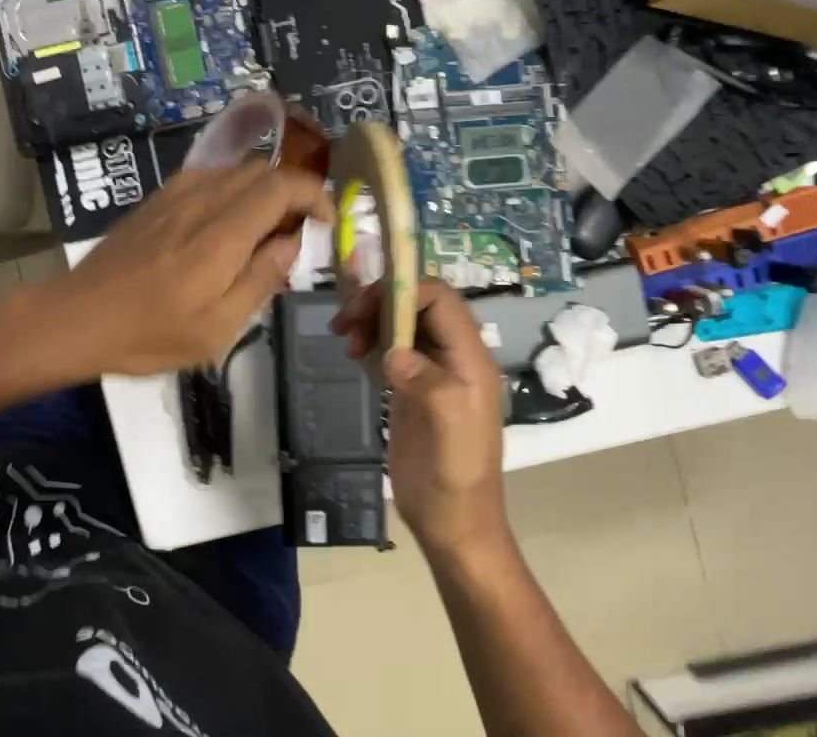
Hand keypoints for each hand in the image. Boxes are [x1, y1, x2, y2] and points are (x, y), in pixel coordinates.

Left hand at [40, 163, 331, 378]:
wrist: (75, 317)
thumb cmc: (148, 334)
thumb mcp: (215, 329)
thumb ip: (260, 280)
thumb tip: (292, 243)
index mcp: (221, 234)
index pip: (282, 185)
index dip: (314, 195)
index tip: (326, 222)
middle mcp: (200, 201)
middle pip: (261, 170)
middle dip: (291, 193)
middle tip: (296, 235)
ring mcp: (174, 195)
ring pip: (234, 171)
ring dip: (260, 192)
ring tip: (262, 235)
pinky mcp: (155, 200)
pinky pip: (207, 179)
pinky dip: (231, 193)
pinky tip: (223, 230)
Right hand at [334, 280, 510, 554]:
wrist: (453, 525)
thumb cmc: (455, 482)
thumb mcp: (451, 435)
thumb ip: (431, 386)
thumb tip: (394, 352)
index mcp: (471, 362)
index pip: (441, 300)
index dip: (403, 291)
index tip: (363, 306)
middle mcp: (454, 359)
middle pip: (419, 305)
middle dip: (380, 302)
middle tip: (345, 323)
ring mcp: (433, 373)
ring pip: (403, 323)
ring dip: (372, 320)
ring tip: (346, 340)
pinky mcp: (413, 388)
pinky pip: (393, 346)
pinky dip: (371, 340)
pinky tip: (354, 353)